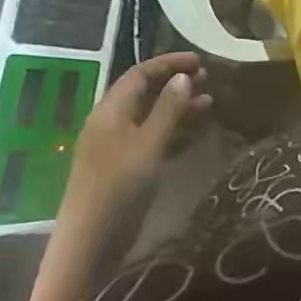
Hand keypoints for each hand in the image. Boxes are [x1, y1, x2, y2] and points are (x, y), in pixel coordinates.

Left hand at [69, 52, 212, 206]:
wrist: (91, 239)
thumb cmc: (120, 186)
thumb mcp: (149, 144)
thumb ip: (167, 109)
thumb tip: (183, 77)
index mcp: (111, 109)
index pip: (140, 73)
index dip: (169, 63)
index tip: (199, 61)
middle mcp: (111, 121)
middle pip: (145, 93)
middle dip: (175, 83)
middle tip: (207, 79)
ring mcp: (117, 145)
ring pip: (150, 116)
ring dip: (177, 107)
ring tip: (209, 101)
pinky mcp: (125, 167)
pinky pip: (151, 138)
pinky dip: (172, 131)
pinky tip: (194, 131)